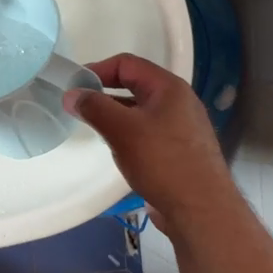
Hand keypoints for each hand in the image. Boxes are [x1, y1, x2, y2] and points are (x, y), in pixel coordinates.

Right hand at [63, 53, 227, 229]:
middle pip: (136, 85)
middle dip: (105, 93)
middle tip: (80, 107)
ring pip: (142, 111)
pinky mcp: (181, 150)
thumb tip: (71, 94)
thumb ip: (94, 108)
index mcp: (168, 88)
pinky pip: (149, 131)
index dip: (98, 70)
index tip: (74, 86)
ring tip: (95, 128)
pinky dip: (129, 133)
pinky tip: (119, 150)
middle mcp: (179, 102)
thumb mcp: (122, 130)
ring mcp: (182, 127)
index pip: (127, 64)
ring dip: (116, 115)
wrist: (200, 208)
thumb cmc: (162, 161)